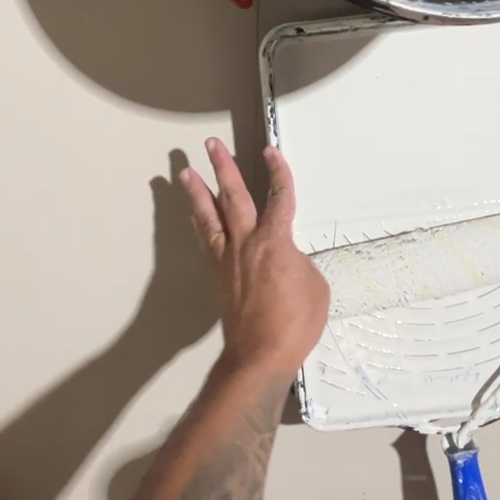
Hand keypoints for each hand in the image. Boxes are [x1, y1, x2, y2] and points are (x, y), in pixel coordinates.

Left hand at [179, 138, 330, 379]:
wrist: (260, 354)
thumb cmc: (296, 322)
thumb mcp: (315, 286)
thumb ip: (299, 262)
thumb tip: (287, 258)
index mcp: (276, 241)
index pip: (280, 198)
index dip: (278, 172)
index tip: (271, 151)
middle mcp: (246, 242)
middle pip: (233, 196)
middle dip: (223, 168)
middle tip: (211, 145)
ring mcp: (227, 258)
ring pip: (209, 216)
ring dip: (197, 192)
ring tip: (185, 172)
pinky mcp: (217, 275)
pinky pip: (204, 241)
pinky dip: (198, 223)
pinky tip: (193, 215)